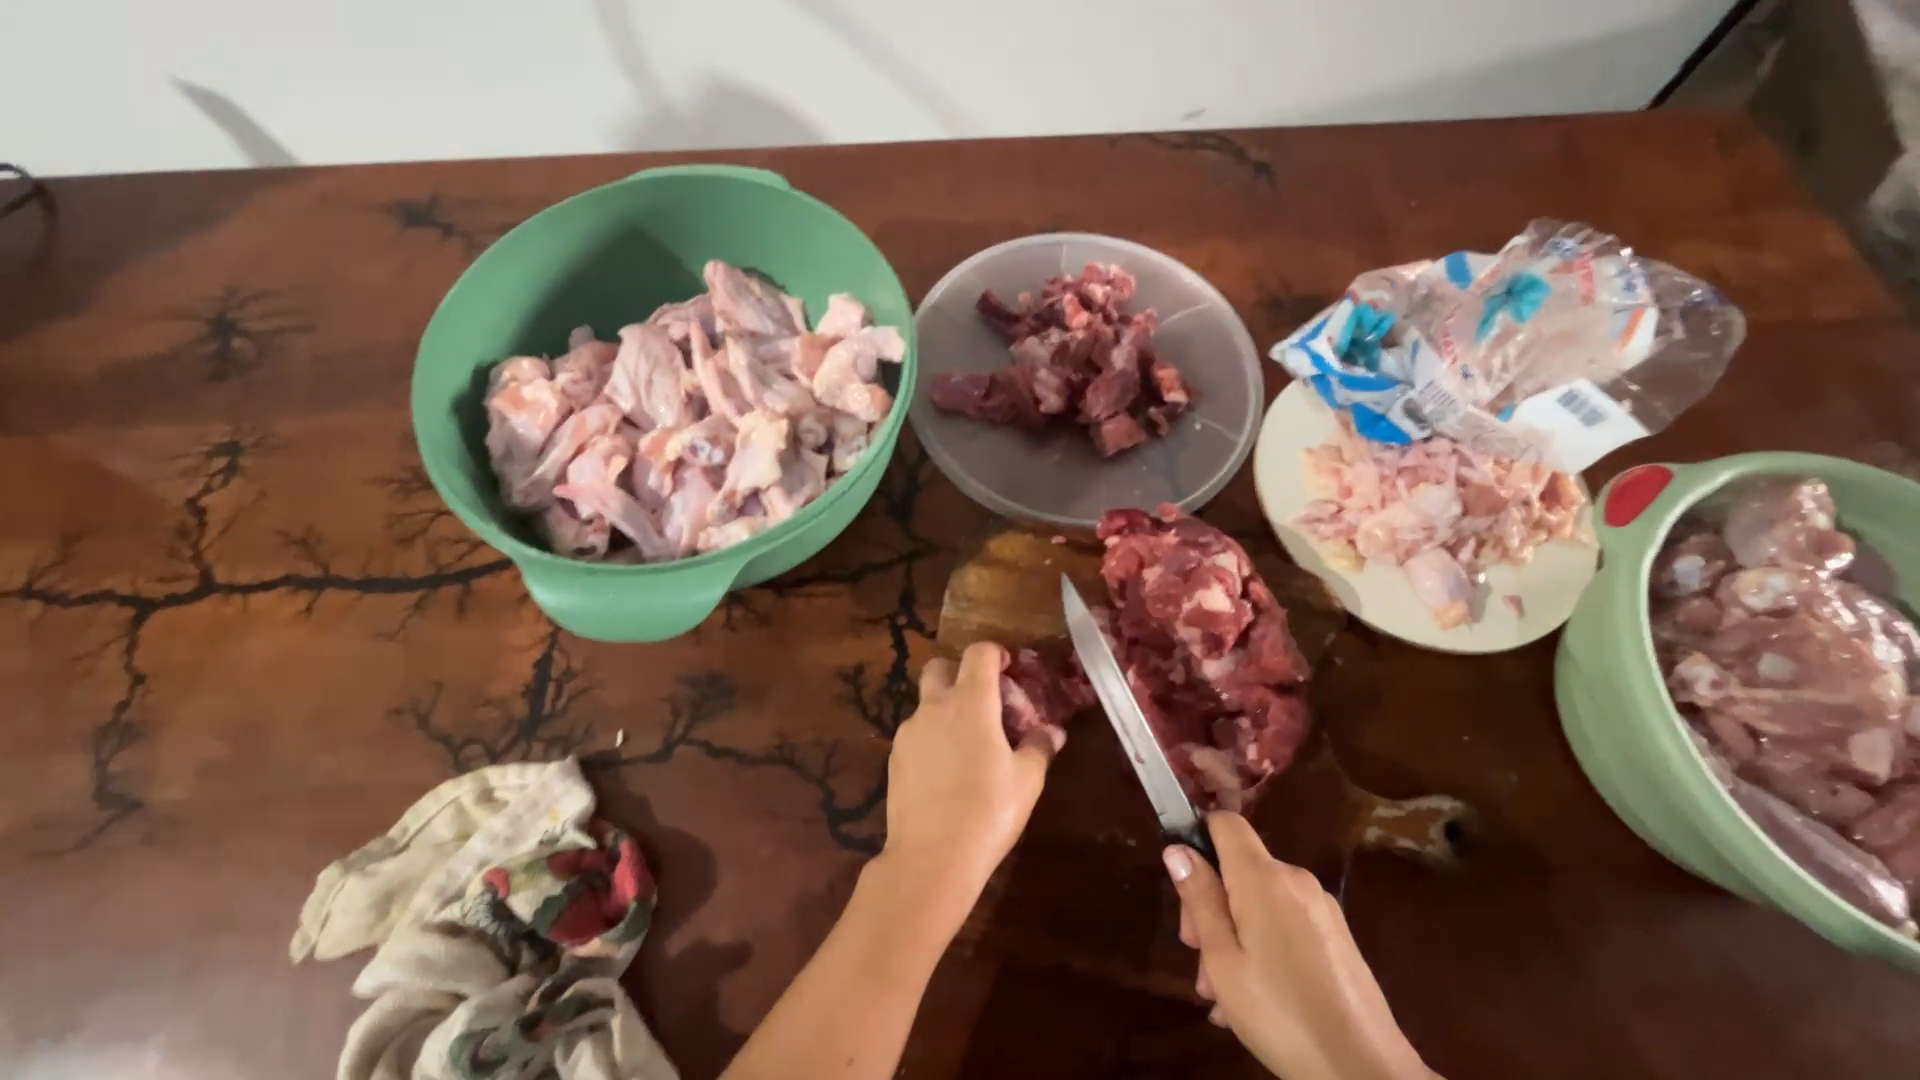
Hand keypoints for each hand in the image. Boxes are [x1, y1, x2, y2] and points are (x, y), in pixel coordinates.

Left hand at [882, 642, 1062, 889]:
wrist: (932, 857)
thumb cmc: (988, 811)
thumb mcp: (1027, 780)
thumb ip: (1039, 747)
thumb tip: (1052, 731)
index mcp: (970, 701)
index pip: (978, 653)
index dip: (995, 654)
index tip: (1009, 669)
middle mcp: (934, 707)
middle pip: (940, 667)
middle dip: (960, 674)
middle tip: (985, 702)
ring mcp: (908, 732)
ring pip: (926, 703)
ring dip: (946, 709)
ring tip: (969, 745)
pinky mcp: (894, 758)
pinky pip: (916, 734)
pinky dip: (932, 738)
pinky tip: (947, 772)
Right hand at [1165, 813, 1434, 1079]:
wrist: (1365, 1071)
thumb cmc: (1281, 1014)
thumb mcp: (1223, 960)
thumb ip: (1200, 899)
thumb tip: (1177, 850)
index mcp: (1265, 878)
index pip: (1226, 823)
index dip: (1198, 839)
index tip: (1184, 885)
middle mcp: (1296, 880)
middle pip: (1239, 868)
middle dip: (1211, 905)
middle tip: (1197, 958)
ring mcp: (1322, 908)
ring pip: (1260, 902)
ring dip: (1234, 935)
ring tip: (1222, 994)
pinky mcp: (1337, 936)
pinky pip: (1284, 923)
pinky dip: (1262, 947)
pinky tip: (1254, 997)